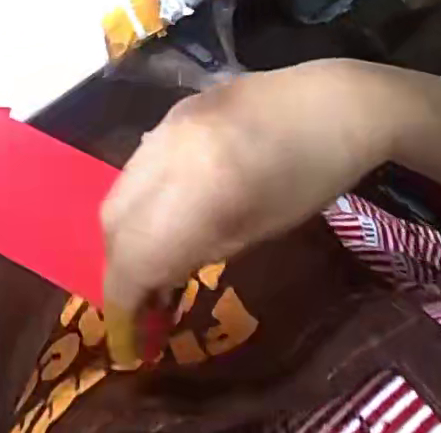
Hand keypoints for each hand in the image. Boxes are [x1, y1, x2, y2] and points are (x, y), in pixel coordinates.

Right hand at [100, 59, 404, 363]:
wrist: (328, 102)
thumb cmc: (311, 179)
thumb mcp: (260, 231)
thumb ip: (198, 251)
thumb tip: (154, 278)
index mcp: (199, 188)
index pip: (133, 253)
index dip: (122, 301)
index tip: (129, 337)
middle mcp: (168, 151)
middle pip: (112, 218)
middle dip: (117, 266)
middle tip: (141, 300)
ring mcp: (166, 124)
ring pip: (119, 187)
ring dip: (125, 231)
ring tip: (151, 257)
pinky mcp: (171, 111)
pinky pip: (137, 163)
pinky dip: (139, 196)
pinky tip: (163, 211)